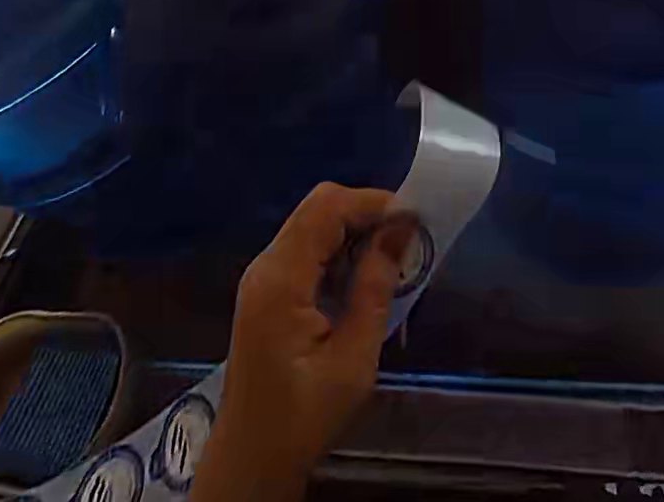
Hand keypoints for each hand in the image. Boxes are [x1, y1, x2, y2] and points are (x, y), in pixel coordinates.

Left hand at [191, 183, 414, 501]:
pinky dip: (341, 248)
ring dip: (356, 229)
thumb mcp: (353, 357)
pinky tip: (364, 275)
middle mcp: (267, 265)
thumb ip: (375, 286)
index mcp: (281, 279)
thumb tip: (401, 229)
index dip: (372, 202)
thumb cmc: (303, 417)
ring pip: (315, 223)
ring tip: (392, 256)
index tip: (413, 219)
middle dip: (366, 212)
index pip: (326, 208)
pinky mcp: (269, 288)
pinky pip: (309, 247)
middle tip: (405, 238)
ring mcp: (264, 275)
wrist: (250, 462)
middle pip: (319, 208)